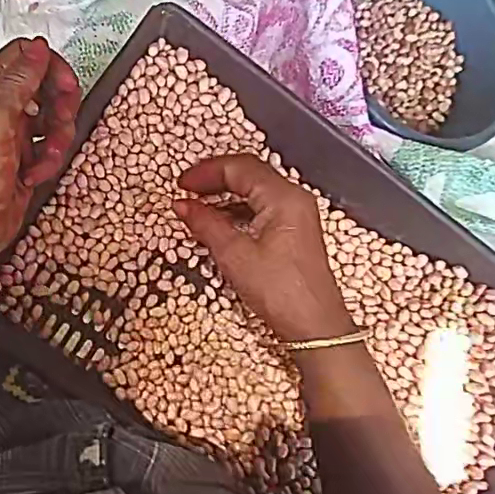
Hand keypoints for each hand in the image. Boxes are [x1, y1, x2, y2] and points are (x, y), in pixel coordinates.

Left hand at [0, 37, 79, 264]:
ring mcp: (14, 135)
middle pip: (46, 87)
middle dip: (60, 106)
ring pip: (54, 119)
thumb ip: (19, 79)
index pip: (25, 57)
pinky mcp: (26, 160)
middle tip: (61, 123)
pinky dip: (50, 161)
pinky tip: (35, 176)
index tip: (66, 87)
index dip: (50, 68)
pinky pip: (52, 148)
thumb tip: (38, 48)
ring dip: (58, 138)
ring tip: (45, 158)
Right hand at [172, 154, 355, 343]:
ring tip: (197, 209)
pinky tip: (219, 225)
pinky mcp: (294, 232)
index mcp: (283, 197)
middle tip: (185, 192)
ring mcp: (297, 215)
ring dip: (224, 196)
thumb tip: (182, 205)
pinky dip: (237, 212)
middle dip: (214, 180)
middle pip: (249, 174)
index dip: (206, 172)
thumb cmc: (278, 291)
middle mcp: (294, 199)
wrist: (314, 326)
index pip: (240, 167)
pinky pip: (261, 210)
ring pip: (255, 192)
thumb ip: (206, 224)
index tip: (180, 185)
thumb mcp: (235, 256)